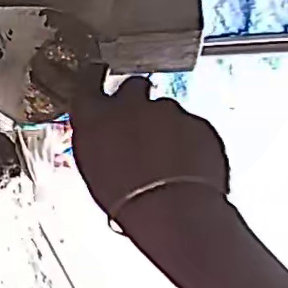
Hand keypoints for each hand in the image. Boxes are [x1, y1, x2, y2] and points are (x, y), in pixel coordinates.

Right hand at [30, 55, 229, 228]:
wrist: (171, 208)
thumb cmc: (124, 194)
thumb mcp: (90, 165)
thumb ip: (95, 137)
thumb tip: (100, 133)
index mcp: (94, 115)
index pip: (90, 83)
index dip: (95, 81)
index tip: (97, 78)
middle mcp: (129, 105)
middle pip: (134, 85)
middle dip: (135, 98)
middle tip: (135, 121)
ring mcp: (167, 111)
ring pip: (164, 108)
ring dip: (162, 124)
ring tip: (161, 155)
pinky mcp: (198, 122)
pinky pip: (190, 125)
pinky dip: (186, 139)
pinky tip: (180, 163)